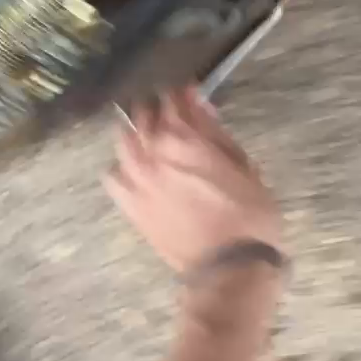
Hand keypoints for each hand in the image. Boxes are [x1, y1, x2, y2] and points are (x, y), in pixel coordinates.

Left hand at [104, 88, 281, 276]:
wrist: (229, 268)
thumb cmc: (248, 214)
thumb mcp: (243, 164)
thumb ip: (215, 133)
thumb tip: (199, 107)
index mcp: (183, 136)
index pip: (174, 97)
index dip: (184, 92)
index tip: (192, 92)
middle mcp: (152, 150)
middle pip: (143, 113)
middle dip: (158, 108)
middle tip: (173, 114)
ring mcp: (136, 178)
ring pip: (123, 138)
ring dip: (136, 131)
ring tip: (151, 137)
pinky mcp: (129, 205)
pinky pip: (113, 174)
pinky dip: (122, 166)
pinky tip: (135, 170)